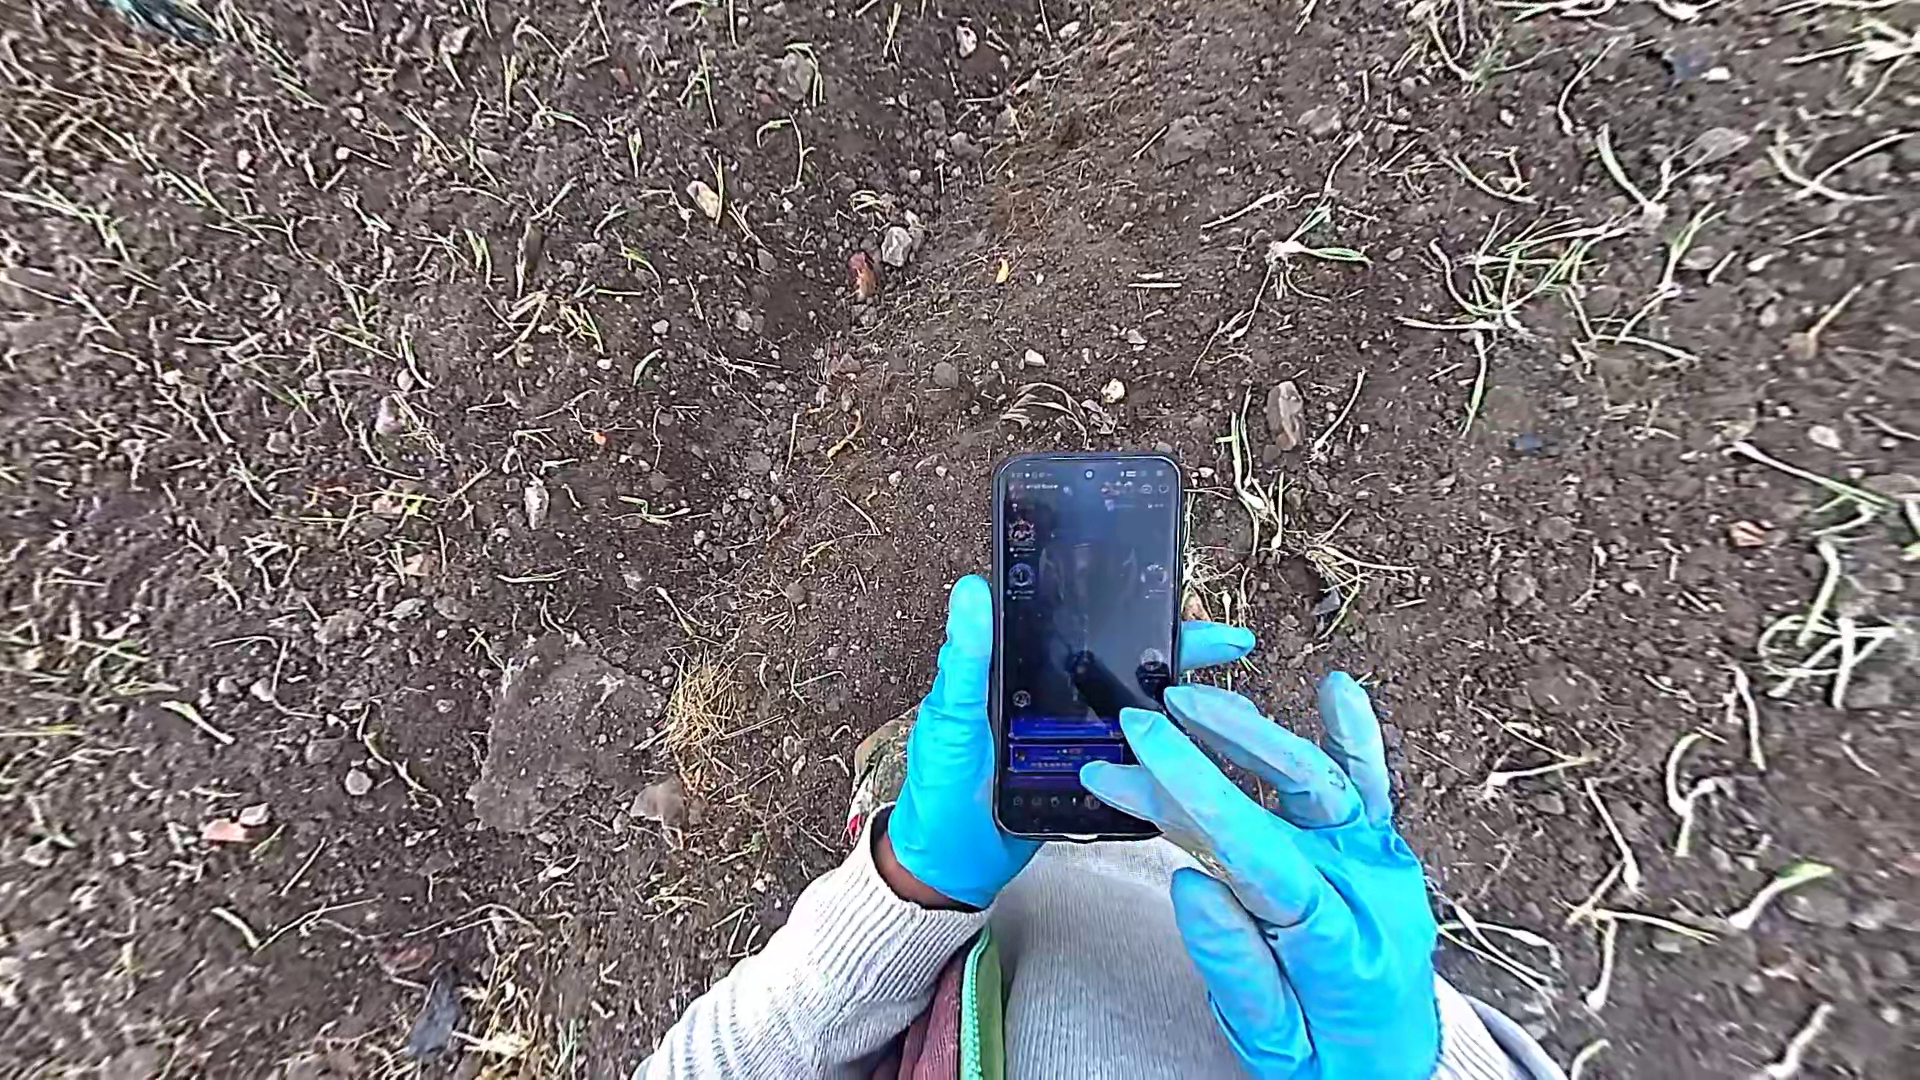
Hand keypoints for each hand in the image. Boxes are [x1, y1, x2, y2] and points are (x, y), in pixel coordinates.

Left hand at [882, 574, 1253, 908]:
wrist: (954, 864)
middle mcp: (1056, 697)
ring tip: (1229, 700)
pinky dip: (1172, 750)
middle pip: (1122, 664)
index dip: (1122, 611)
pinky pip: (1139, 756)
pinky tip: (1202, 748)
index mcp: (1022, 672)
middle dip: (1174, 652)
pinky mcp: (1093, 774)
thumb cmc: (942, 786)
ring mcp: (1078, 737)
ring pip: (1140, 710)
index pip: (1078, 628)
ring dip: (1183, 702)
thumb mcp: (952, 716)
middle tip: (1223, 646)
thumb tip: (970, 590)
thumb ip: (965, 659)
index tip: (1166, 600)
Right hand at [1080, 675, 1438, 1079]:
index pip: (1252, 840)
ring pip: (1317, 770)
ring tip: (1188, 700)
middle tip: (1149, 715)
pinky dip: (1352, 732)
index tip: (1137, 740)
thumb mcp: (1269, 1041)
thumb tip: (1191, 883)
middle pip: (1292, 787)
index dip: (1187, 780)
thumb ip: (1233, 965)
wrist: (1392, 1067)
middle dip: (1214, 738)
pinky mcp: (1377, 844)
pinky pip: (1369, 780)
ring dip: (1249, 726)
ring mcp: (1375, 855)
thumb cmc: (1324, 1056)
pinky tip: (1336, 690)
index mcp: (1335, 934)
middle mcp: (1364, 880)